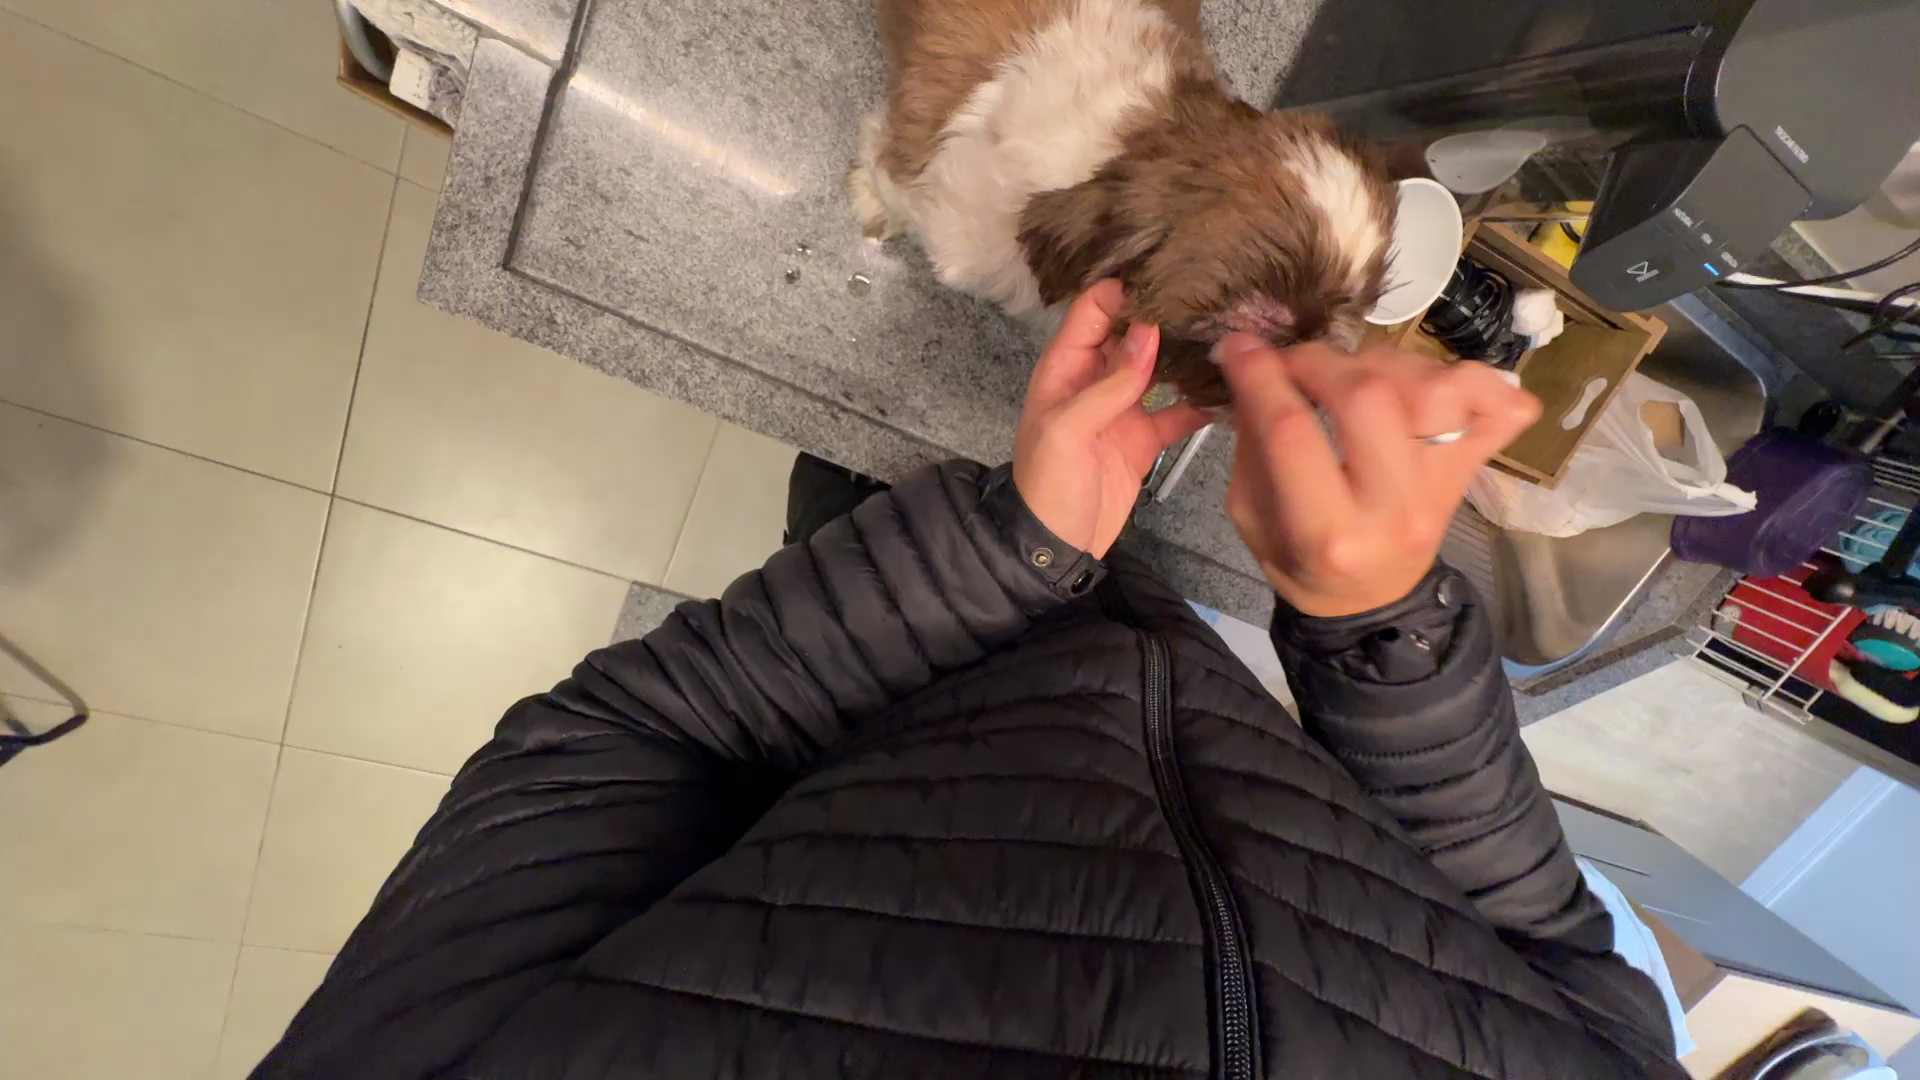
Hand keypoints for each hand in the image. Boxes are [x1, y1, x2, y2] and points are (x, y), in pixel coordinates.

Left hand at [1014, 281, 1209, 558]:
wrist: (1056, 547)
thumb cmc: (1048, 486)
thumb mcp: (1066, 431)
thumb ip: (1107, 384)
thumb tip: (1148, 331)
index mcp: (1065, 369)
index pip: (1093, 311)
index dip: (1127, 291)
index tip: (1173, 279)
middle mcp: (1095, 380)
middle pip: (1132, 332)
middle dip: (1168, 314)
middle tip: (1218, 296)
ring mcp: (1122, 409)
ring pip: (1160, 368)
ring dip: (1189, 353)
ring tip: (1235, 332)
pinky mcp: (1144, 438)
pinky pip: (1178, 412)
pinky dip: (1202, 402)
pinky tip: (1234, 389)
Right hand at [1216, 335, 1540, 616]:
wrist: (1367, 600)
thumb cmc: (1295, 559)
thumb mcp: (1249, 514)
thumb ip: (1252, 446)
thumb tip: (1256, 371)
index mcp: (1325, 534)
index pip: (1291, 433)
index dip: (1260, 377)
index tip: (1239, 347)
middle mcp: (1393, 510)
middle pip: (1368, 400)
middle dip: (1318, 362)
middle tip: (1292, 362)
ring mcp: (1444, 490)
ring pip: (1435, 390)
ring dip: (1383, 363)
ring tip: (1352, 375)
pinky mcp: (1473, 474)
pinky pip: (1501, 406)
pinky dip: (1473, 379)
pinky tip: (1426, 385)